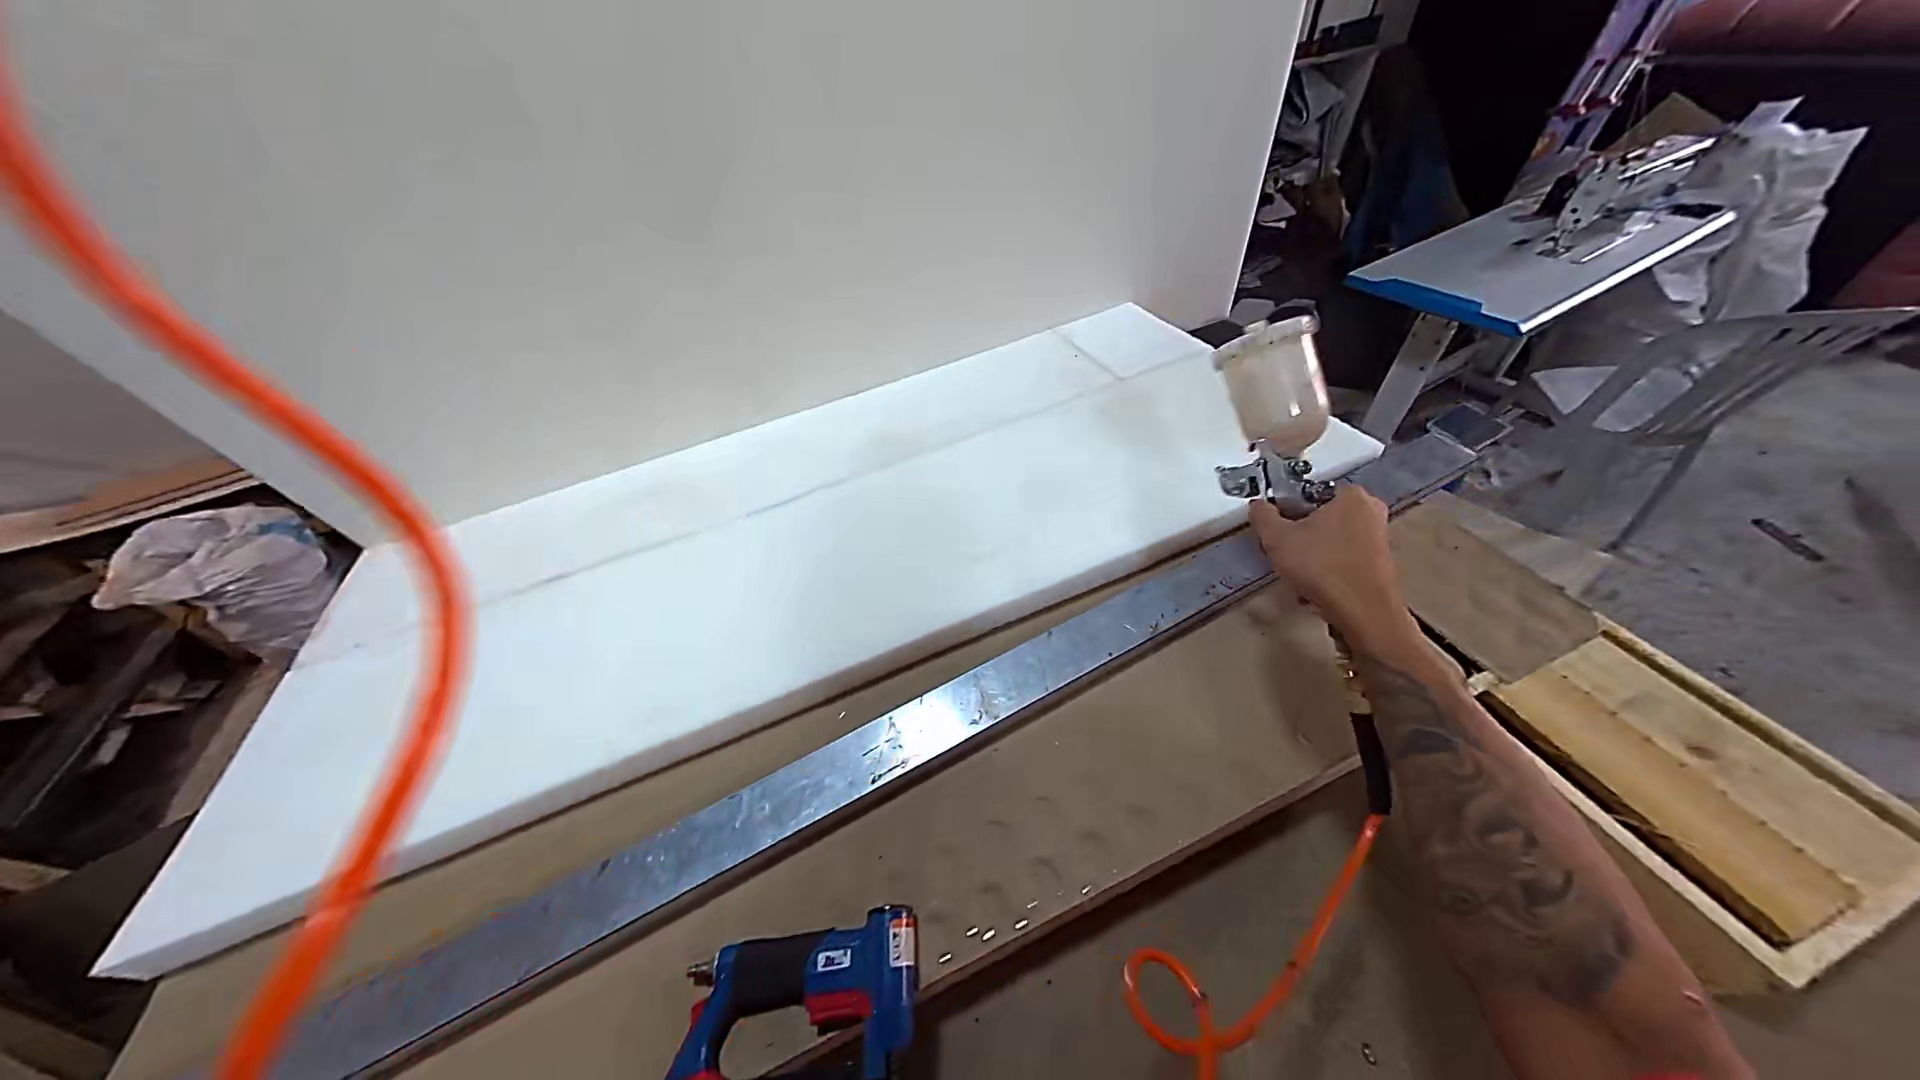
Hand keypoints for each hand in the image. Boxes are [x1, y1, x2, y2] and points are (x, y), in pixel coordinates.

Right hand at [1249, 487, 1420, 655]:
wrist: (1363, 612)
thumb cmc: (1321, 566)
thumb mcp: (1277, 538)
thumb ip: (1263, 516)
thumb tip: (1258, 505)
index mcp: (1352, 495)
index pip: (1311, 492)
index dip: (1288, 508)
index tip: (1276, 527)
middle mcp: (1372, 512)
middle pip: (1322, 517)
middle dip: (1302, 532)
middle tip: (1284, 550)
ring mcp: (1380, 539)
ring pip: (1332, 540)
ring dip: (1313, 553)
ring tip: (1297, 572)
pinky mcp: (1381, 566)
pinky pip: (1344, 559)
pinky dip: (1328, 569)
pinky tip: (1315, 586)